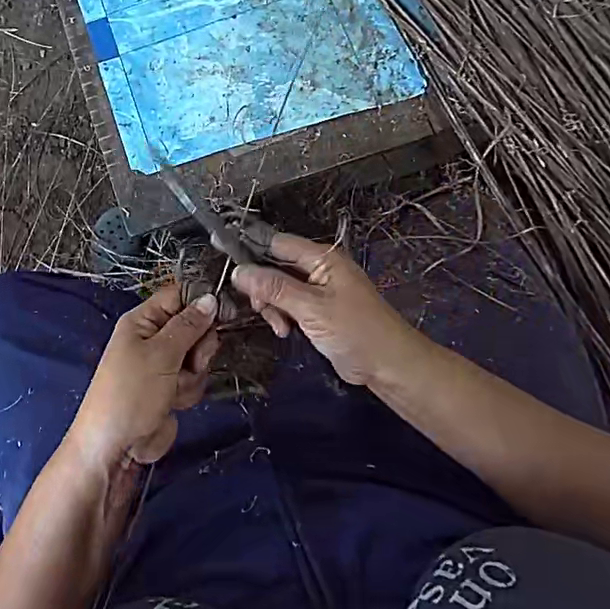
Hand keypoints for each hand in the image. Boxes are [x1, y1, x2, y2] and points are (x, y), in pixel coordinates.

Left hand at [66, 285, 220, 470]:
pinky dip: (189, 391)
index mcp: (142, 321)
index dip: (201, 301)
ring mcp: (163, 364)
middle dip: (199, 346)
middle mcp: (153, 338)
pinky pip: (194, 379)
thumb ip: (189, 325)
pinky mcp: (172, 388)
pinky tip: (173, 402)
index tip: (225, 311)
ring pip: (198, 356)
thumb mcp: (161, 354)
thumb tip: (211, 297)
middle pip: (194, 326)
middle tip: (193, 360)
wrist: (115, 447)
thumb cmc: (130, 393)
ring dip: (193, 374)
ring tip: (173, 388)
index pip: (178, 296)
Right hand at [231, 234, 428, 385]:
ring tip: (280, 326)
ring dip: (272, 305)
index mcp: (322, 258)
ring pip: (278, 288)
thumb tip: (239, 271)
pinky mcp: (317, 310)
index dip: (249, 245)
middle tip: (259, 308)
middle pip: (275, 266)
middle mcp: (318, 269)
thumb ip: (274, 288)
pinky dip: (282, 316)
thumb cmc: (356, 331)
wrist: (390, 366)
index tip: (220, 246)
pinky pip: (288, 304)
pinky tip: (286, 331)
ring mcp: (318, 290)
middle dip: (262, 286)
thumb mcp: (311, 308)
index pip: (277, 242)